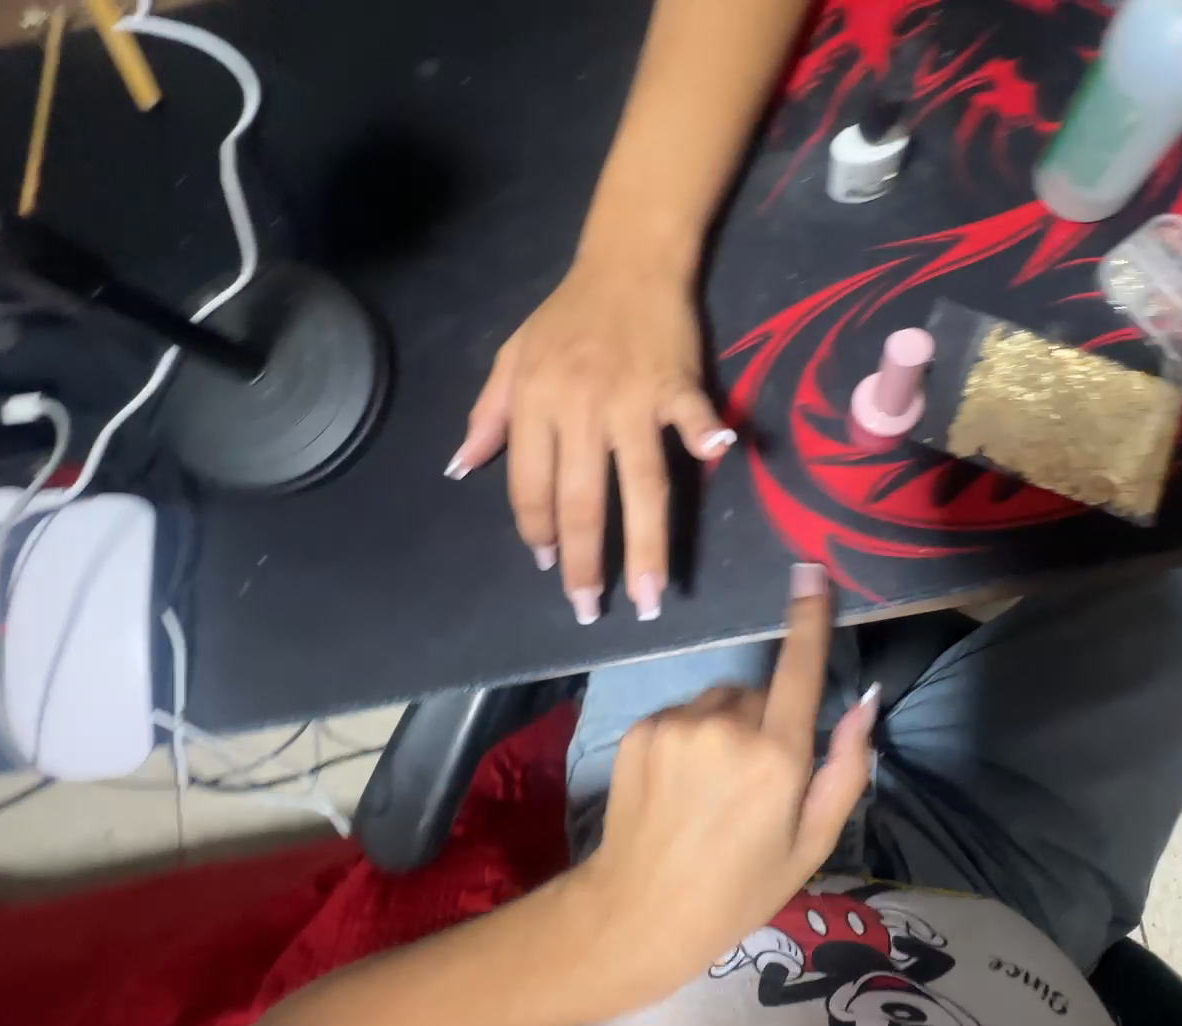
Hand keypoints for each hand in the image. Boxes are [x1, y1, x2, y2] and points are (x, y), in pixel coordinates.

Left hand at [448, 254, 735, 625]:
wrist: (625, 259)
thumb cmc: (567, 314)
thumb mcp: (511, 357)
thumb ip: (487, 415)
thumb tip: (461, 469)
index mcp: (535, 402)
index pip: (530, 486)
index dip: (537, 531)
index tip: (548, 567)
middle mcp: (578, 408)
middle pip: (582, 501)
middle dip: (583, 562)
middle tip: (588, 609)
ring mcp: (630, 397)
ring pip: (638, 483)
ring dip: (643, 545)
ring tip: (646, 597)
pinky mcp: (675, 381)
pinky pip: (690, 413)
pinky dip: (706, 432)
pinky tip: (721, 455)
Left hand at [571, 563, 877, 993]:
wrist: (638, 912)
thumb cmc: (738, 888)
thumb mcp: (810, 845)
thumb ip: (846, 768)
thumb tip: (867, 701)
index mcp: (776, 758)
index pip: (800, 672)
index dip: (808, 619)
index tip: (810, 571)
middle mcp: (726, 726)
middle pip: (760, 692)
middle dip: (766, 719)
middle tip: (753, 779)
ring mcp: (677, 723)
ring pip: (719, 699)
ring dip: (725, 724)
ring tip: (711, 784)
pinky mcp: (641, 726)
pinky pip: (682, 713)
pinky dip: (689, 734)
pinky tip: (679, 781)